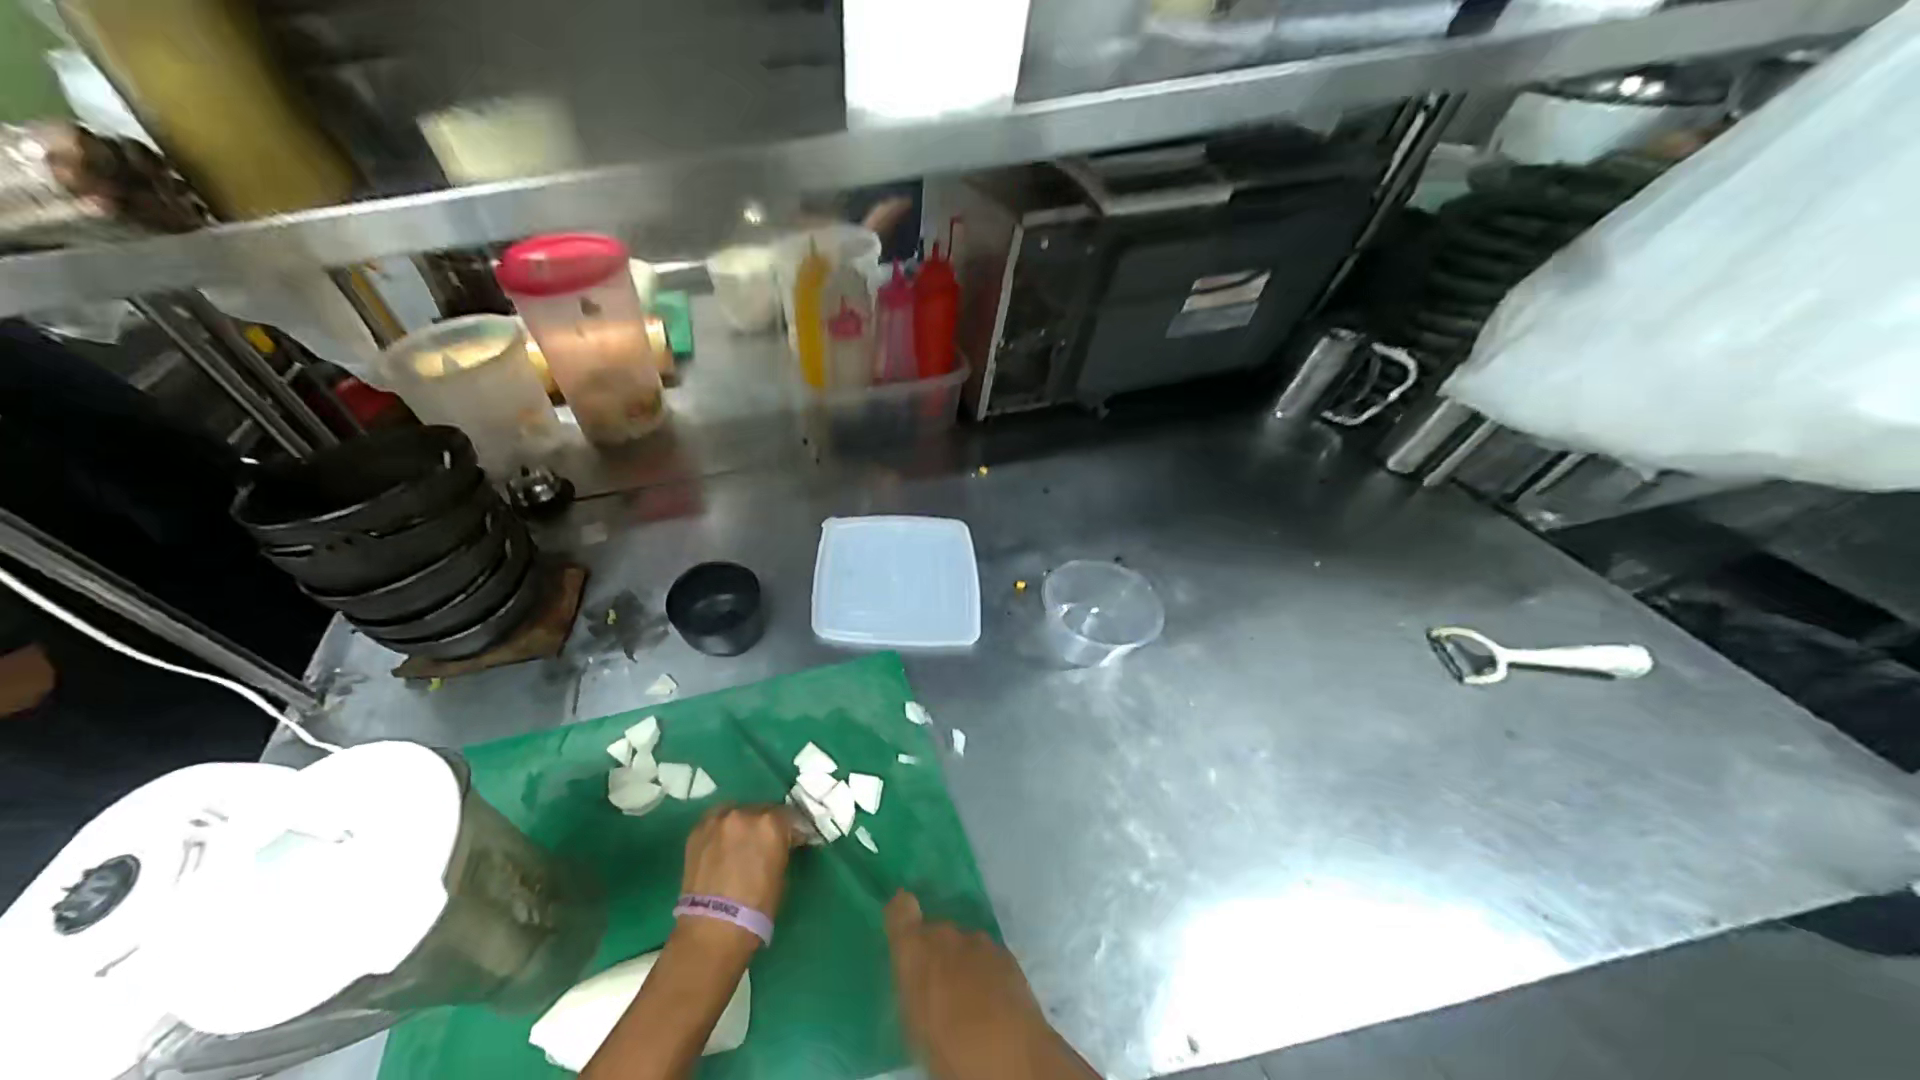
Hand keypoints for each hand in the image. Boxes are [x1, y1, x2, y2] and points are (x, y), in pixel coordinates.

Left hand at [680, 804, 803, 917]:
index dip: (790, 829)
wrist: (712, 928)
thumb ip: (781, 847)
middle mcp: (744, 813)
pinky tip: (720, 848)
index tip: (791, 839)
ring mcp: (717, 820)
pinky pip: (715, 823)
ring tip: (738, 846)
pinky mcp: (696, 831)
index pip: (788, 815)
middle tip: (762, 844)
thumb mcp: (781, 872)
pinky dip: (721, 832)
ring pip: (735, 814)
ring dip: (741, 826)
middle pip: (761, 811)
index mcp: (771, 823)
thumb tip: (780, 843)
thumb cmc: (757, 905)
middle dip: (764, 825)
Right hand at [885, 891, 1096, 1079]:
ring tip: (968, 1000)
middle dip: (934, 953)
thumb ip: (911, 989)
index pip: (901, 908)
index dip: (901, 913)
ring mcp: (978, 940)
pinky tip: (991, 1002)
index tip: (903, 931)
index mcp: (915, 949)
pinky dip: (984, 970)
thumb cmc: (947, 1046)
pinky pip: (985, 956)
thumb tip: (916, 980)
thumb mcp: (913, 1024)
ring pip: (961, 943)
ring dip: (960, 962)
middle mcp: (945, 934)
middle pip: (934, 931)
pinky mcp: (1005, 952)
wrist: (1009, 1056)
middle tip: (938, 989)